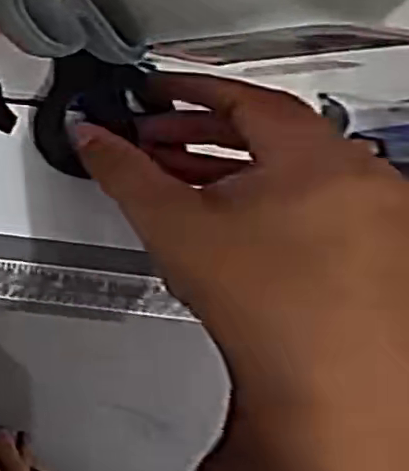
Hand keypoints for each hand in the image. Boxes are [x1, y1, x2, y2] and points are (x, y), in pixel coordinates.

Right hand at [73, 73, 408, 414]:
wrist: (332, 382)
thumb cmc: (273, 304)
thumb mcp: (164, 216)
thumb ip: (118, 165)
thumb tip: (90, 135)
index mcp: (321, 164)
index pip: (250, 100)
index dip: (190, 89)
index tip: (155, 88)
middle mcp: (367, 184)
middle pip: (272, 131)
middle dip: (197, 127)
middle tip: (148, 129)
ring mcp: (383, 220)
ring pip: (290, 166)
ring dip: (224, 159)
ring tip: (169, 170)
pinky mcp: (379, 251)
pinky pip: (310, 197)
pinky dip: (256, 189)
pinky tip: (213, 209)